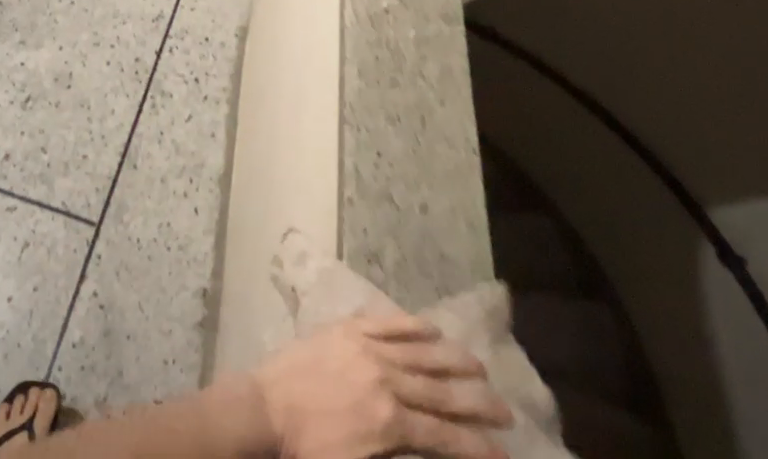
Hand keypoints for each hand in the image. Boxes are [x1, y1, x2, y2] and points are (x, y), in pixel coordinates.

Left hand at [250, 313, 511, 458]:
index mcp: (391, 424)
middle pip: (444, 392)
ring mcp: (369, 349)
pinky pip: (389, 323)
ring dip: (456, 361)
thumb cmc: (306, 451)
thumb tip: (433, 450)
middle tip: (506, 411)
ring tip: (480, 367)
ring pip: (423, 352)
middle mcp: (388, 382)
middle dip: (480, 404)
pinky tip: (434, 330)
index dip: (479, 447)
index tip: (504, 451)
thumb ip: (400, 458)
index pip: (447, 438)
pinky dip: (415, 325)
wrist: (262, 410)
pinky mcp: (349, 329)